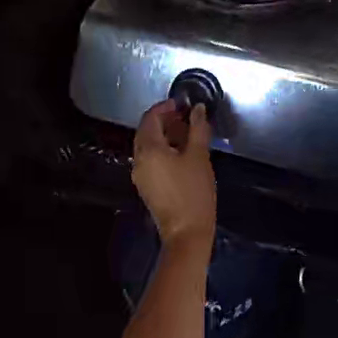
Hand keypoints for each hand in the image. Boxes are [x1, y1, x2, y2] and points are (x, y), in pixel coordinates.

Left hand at [132, 100, 215, 251]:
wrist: (186, 233)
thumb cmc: (193, 191)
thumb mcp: (199, 155)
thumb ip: (197, 128)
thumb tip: (197, 109)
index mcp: (148, 150)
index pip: (150, 118)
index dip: (165, 107)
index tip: (182, 104)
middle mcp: (138, 160)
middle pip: (146, 131)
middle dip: (164, 120)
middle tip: (187, 116)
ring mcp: (140, 175)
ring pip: (148, 146)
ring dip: (164, 134)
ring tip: (188, 132)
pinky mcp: (147, 186)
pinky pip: (150, 159)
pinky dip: (163, 149)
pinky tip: (182, 152)